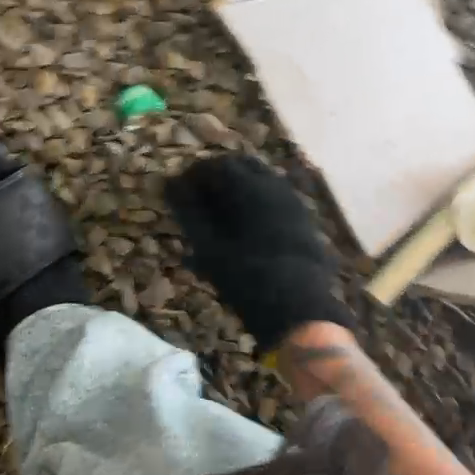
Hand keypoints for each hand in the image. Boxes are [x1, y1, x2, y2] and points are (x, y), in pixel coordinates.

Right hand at [163, 154, 352, 350]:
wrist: (300, 309)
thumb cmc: (246, 277)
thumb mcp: (207, 246)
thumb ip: (188, 210)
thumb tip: (169, 184)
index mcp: (249, 188)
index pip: (216, 165)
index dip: (194, 173)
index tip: (179, 189)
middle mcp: (274, 186)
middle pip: (242, 165)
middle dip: (218, 175)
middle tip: (199, 197)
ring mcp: (294, 202)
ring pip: (262, 179)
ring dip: (240, 187)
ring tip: (222, 212)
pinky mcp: (305, 220)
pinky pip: (277, 195)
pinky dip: (258, 200)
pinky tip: (249, 225)